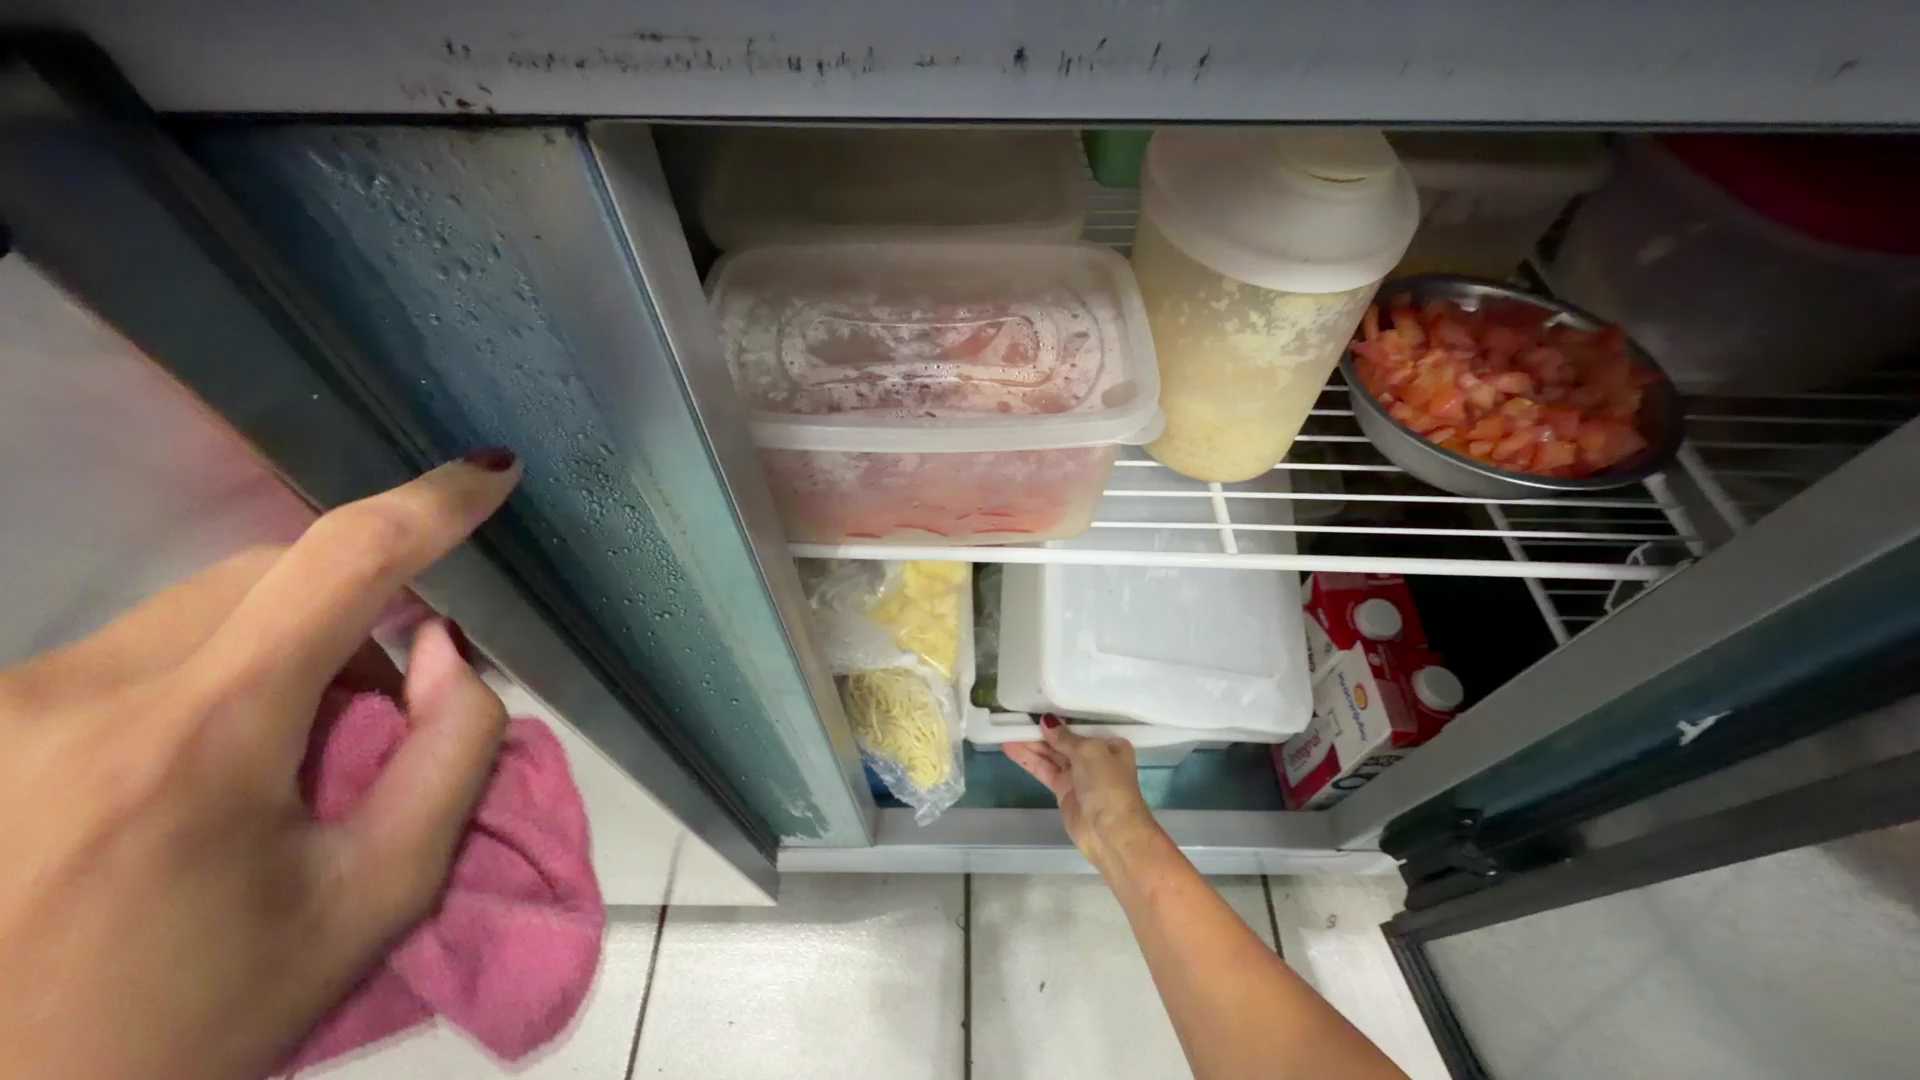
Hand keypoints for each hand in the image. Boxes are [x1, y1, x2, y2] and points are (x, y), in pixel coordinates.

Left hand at [0, 452, 520, 1079]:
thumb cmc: (202, 1011)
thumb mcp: (376, 895)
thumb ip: (451, 754)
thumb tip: (441, 649)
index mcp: (197, 736)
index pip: (340, 564)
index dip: (429, 506)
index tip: (491, 472)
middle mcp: (80, 689)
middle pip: (268, 575)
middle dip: (355, 618)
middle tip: (374, 719)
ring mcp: (5, 699)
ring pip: (203, 611)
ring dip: (279, 654)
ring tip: (274, 766)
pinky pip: (139, 651)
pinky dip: (208, 680)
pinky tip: (190, 777)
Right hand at [1004, 716, 1161, 869]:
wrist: (1110, 831)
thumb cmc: (1107, 783)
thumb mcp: (1089, 751)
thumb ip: (1065, 737)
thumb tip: (1047, 721)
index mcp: (1109, 745)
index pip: (1081, 727)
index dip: (1061, 718)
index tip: (1038, 707)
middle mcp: (1094, 758)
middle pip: (1063, 740)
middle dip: (1041, 731)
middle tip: (1015, 718)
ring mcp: (1078, 776)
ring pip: (1051, 754)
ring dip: (1030, 743)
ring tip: (1006, 730)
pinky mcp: (1063, 791)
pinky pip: (1044, 769)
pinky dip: (1028, 759)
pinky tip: (1010, 748)